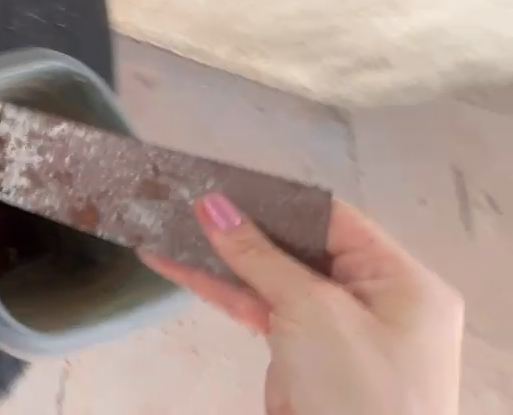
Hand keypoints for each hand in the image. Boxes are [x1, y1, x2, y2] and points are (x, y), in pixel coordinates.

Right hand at [144, 193, 463, 414]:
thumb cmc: (359, 381)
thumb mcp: (311, 307)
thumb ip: (257, 252)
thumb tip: (209, 201)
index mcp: (399, 281)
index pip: (329, 217)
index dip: (271, 195)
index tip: (213, 177)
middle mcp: (371, 296)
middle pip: (291, 242)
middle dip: (233, 222)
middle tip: (176, 194)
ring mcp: (333, 321)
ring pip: (263, 270)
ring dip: (211, 250)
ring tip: (159, 221)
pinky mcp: (298, 343)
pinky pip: (250, 298)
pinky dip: (209, 280)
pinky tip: (163, 260)